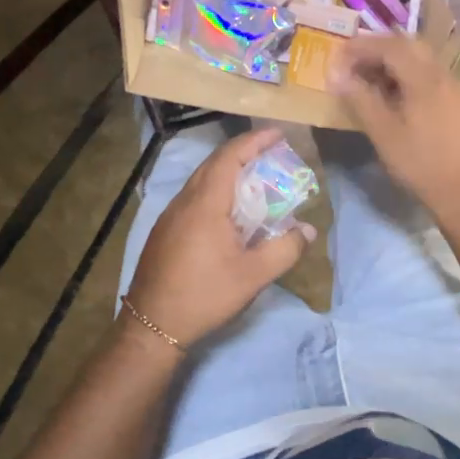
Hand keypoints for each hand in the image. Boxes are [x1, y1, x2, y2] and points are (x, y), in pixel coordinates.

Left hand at [124, 128, 312, 347]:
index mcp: (205, 204)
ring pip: (202, 181)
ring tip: (256, 179)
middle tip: (272, 153)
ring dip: (229, 173)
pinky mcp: (165, 231)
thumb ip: (284, 249)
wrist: (151, 325)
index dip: (254, 141)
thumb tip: (308, 230)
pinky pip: (195, 198)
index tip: (278, 133)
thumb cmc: (204, 295)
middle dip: (244, 154)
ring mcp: (171, 216)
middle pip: (215, 164)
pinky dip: (217, 192)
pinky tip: (230, 212)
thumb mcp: (253, 276)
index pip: (230, 157)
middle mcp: (184, 201)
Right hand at [327, 35, 459, 209]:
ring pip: (418, 58)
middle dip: (377, 48)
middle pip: (406, 45)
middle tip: (352, 61)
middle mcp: (440, 74)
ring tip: (366, 76)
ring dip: (391, 60)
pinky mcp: (453, 99)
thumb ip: (359, 98)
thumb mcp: (382, 132)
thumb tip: (336, 74)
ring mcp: (450, 86)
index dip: (362, 47)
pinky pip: (426, 72)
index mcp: (424, 78)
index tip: (338, 55)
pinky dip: (404, 72)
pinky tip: (389, 92)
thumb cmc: (418, 162)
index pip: (390, 47)